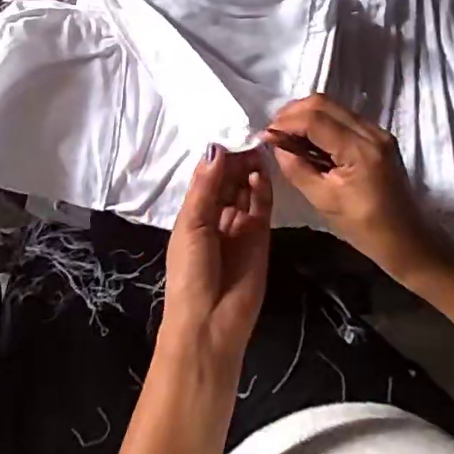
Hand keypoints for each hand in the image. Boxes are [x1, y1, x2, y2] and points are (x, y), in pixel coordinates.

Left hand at [161, 144, 272, 366]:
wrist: (211, 320)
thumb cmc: (191, 270)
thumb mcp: (191, 223)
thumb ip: (205, 186)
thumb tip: (215, 148)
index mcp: (194, 213)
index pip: (208, 177)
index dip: (217, 158)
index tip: (228, 133)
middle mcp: (217, 215)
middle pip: (229, 179)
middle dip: (236, 160)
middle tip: (246, 137)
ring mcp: (240, 224)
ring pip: (246, 188)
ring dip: (248, 169)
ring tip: (255, 149)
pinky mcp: (261, 235)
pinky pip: (262, 205)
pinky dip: (262, 187)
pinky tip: (259, 172)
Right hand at [264, 94, 453, 280]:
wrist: (411, 242)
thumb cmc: (367, 229)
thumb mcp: (324, 202)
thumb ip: (297, 170)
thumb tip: (275, 146)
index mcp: (361, 151)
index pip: (315, 119)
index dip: (285, 122)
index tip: (265, 135)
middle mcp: (372, 133)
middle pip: (323, 103)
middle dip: (292, 113)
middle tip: (273, 133)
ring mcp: (378, 132)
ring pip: (333, 106)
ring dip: (305, 115)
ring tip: (286, 136)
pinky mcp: (378, 138)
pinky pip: (342, 118)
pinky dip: (320, 122)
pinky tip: (307, 141)